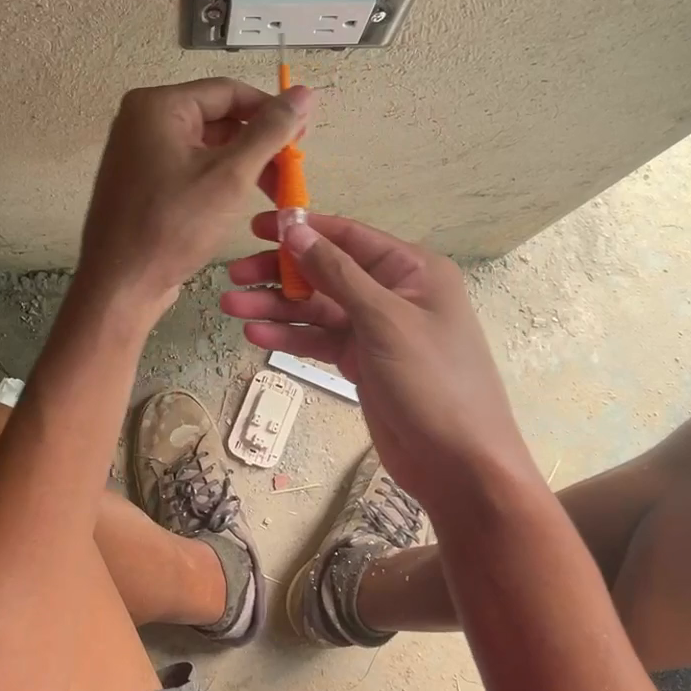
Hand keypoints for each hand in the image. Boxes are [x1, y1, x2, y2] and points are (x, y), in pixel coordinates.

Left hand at [76, 78, 314, 317]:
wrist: (120, 285)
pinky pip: (190, 167)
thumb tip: (304, 94)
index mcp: (158, 106)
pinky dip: (219, 179)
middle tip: (291, 171)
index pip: (229, 92)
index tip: (304, 137)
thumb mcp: (230, 176)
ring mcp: (140, 153)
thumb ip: (269, 132)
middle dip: (259, 143)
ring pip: (207, 146)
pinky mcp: (143, 182)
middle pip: (218, 117)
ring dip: (244, 164)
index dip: (271, 111)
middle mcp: (143, 121)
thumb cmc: (172, 227)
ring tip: (275, 192)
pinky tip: (242, 201)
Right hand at [220, 214, 537, 503]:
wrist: (459, 465)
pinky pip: (319, 339)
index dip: (302, 228)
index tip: (255, 226)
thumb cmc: (432, 381)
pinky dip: (290, 336)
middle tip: (233, 275)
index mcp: (411, 270)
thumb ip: (336, 272)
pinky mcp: (361, 362)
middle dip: (279, 273)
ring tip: (231, 306)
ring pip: (316, 308)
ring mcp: (375, 329)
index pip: (347, 237)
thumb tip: (294, 228)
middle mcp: (393, 292)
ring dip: (276, 306)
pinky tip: (256, 334)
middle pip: (325, 271)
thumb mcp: (384, 319)